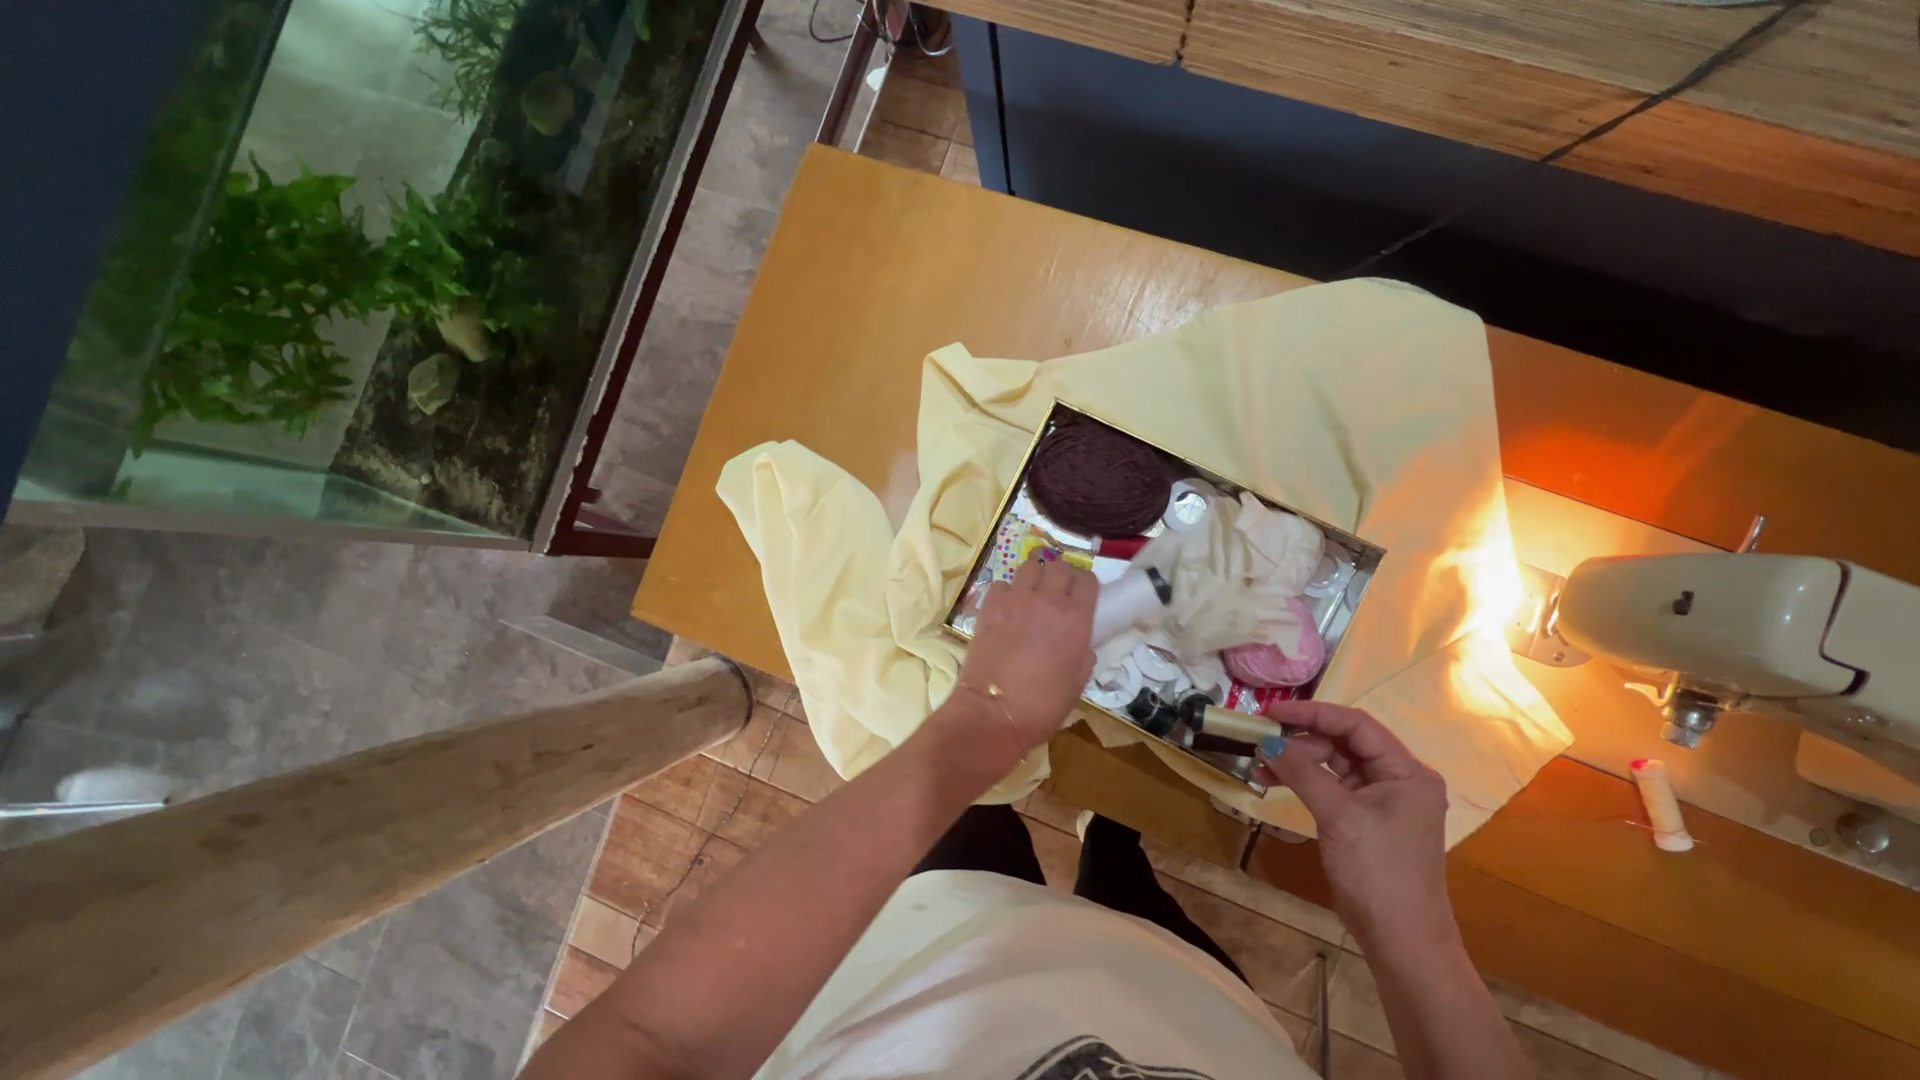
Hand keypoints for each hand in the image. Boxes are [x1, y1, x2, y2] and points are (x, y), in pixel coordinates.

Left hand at [949, 555, 1096, 764]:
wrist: (995, 713)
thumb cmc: (1043, 706)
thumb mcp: (1078, 683)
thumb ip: (1083, 654)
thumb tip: (1079, 643)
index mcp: (1076, 619)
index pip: (1088, 580)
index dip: (1086, 585)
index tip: (1082, 595)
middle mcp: (1048, 601)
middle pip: (1059, 566)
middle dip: (1061, 575)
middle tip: (1058, 592)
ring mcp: (1016, 600)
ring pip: (1030, 566)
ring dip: (1035, 576)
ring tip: (1032, 593)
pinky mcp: (990, 606)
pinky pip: (1002, 584)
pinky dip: (1007, 591)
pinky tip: (1007, 607)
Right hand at [1255, 701, 1455, 952]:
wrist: (1401, 939)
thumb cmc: (1378, 872)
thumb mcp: (1339, 816)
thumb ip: (1303, 772)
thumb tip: (1267, 742)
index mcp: (1406, 771)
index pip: (1356, 725)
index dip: (1313, 714)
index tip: (1271, 713)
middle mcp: (1399, 779)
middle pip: (1344, 743)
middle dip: (1302, 741)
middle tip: (1262, 746)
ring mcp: (1383, 801)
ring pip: (1335, 764)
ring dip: (1299, 762)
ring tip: (1261, 768)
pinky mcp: (1367, 820)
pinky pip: (1332, 787)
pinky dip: (1306, 782)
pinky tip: (1277, 783)